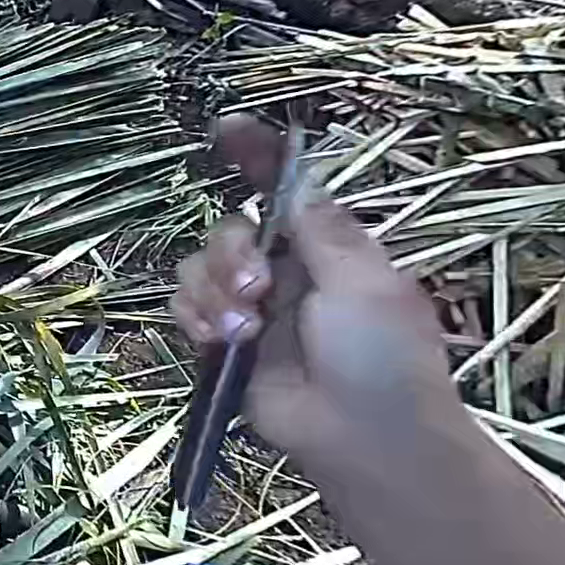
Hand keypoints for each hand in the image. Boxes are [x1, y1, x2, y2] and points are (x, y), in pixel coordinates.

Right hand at [170, 115, 466, 474]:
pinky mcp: (217, 334)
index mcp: (319, 247)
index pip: (281, 189)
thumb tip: (297, 182)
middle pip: (224, 231)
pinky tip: (221, 341)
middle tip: (256, 290)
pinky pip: (183, 305)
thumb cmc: (382, 358)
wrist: (356, 436)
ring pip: (195, 269)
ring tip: (243, 329)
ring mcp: (244, 303)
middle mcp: (277, 268)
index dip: (255, 155)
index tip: (227, 127)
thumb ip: (324, 230)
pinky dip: (196, 318)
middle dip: (229, 256)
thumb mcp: (366, 284)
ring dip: (213, 295)